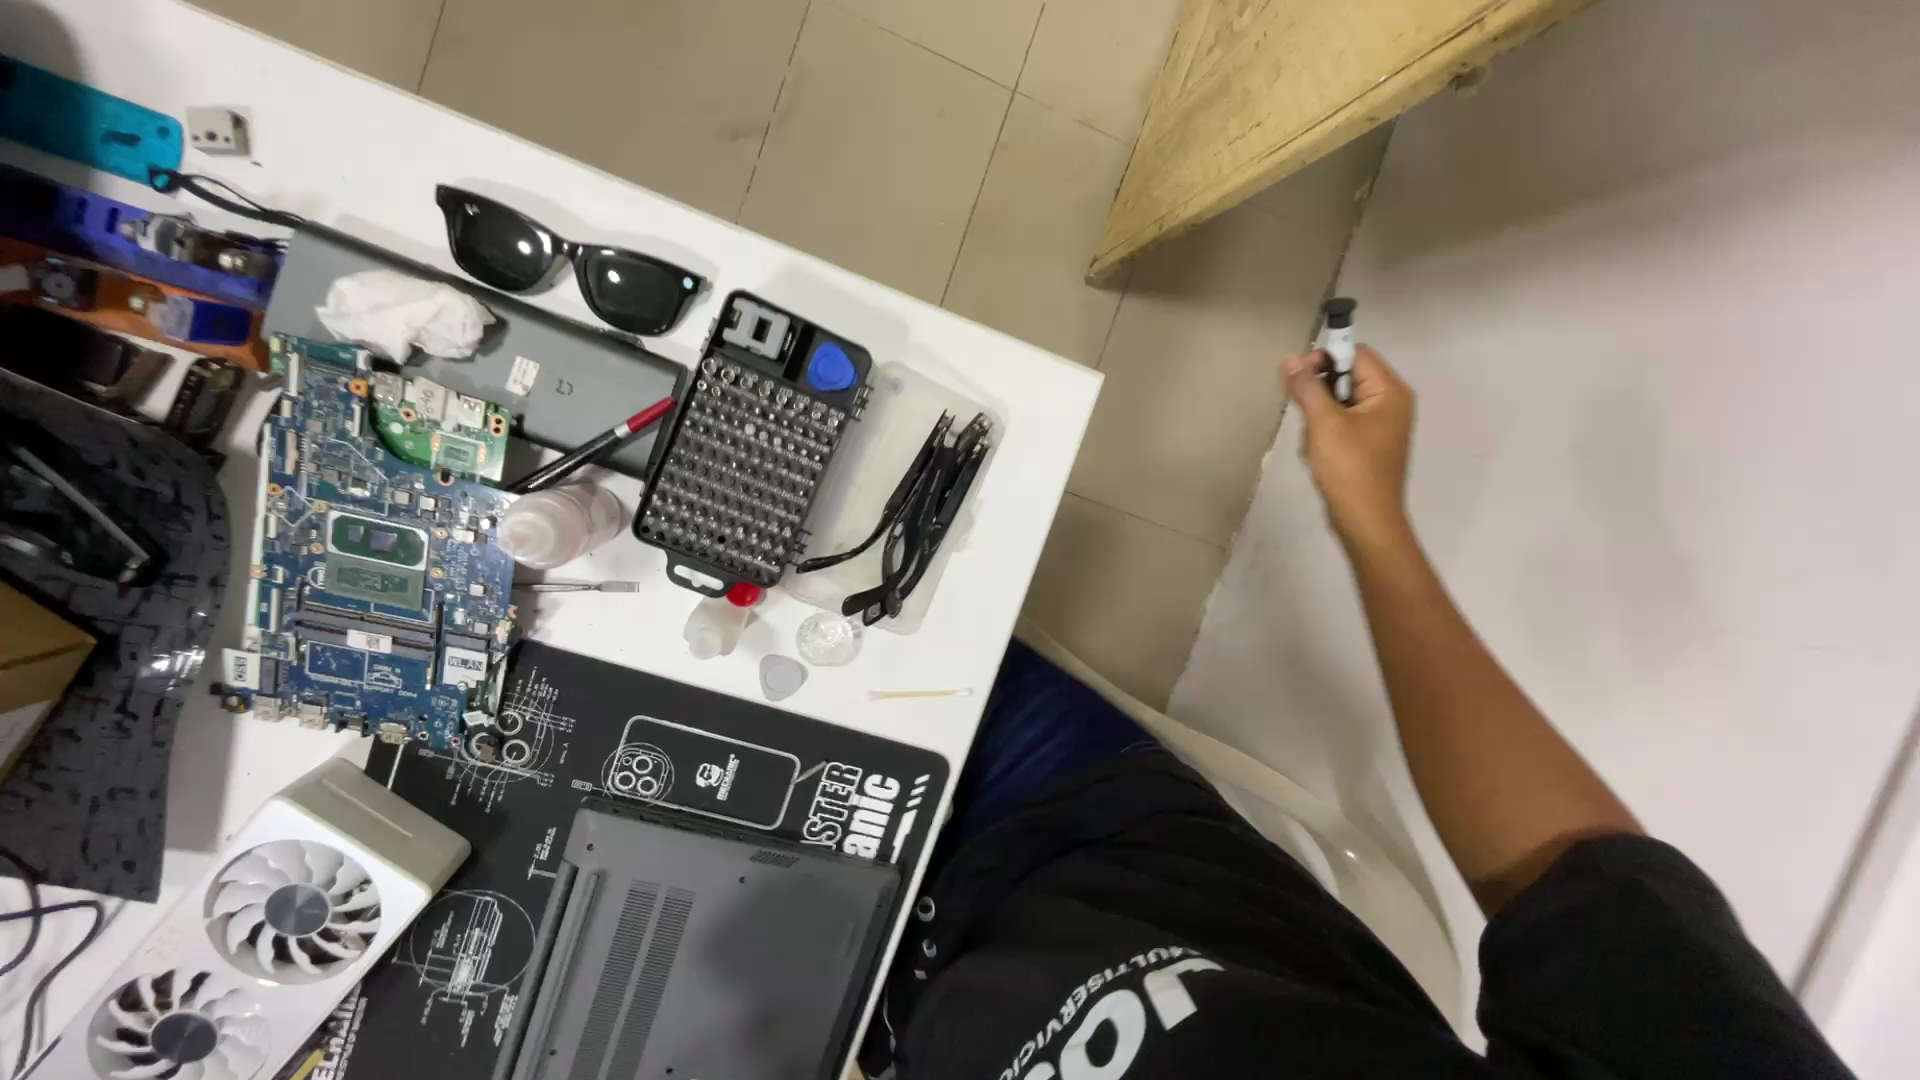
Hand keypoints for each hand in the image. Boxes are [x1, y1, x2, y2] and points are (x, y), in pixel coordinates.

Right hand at [1281, 344, 1414, 548]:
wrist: (1365, 520)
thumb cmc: (1350, 468)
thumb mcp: (1324, 423)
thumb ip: (1307, 387)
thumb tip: (1290, 359)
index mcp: (1389, 391)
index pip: (1356, 353)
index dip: (1324, 358)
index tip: (1297, 377)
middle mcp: (1390, 403)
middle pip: (1346, 377)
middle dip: (1319, 394)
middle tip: (1305, 415)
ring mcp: (1380, 425)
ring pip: (1338, 403)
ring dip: (1318, 418)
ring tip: (1315, 443)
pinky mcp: (1368, 444)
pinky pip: (1341, 424)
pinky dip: (1324, 434)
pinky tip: (1319, 455)